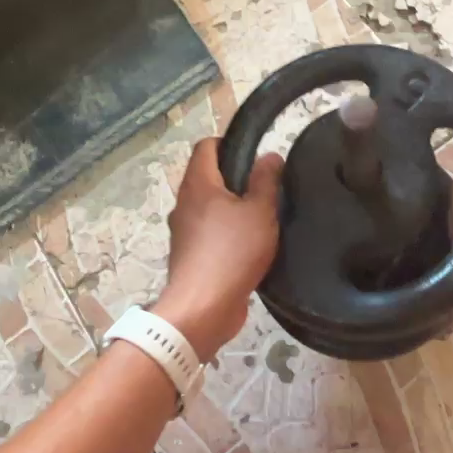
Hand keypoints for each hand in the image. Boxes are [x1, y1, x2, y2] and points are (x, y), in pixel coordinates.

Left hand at [153, 138, 283, 358]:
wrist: (202, 309)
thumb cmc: (232, 252)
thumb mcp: (259, 212)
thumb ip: (266, 181)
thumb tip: (270, 156)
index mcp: (198, 184)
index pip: (206, 146)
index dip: (229, 144)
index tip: (255, 155)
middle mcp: (184, 203)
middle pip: (208, 176)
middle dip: (235, 178)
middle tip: (266, 187)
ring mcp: (183, 231)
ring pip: (208, 207)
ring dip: (231, 208)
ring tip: (262, 216)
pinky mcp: (188, 256)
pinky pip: (208, 232)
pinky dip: (226, 232)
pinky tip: (250, 245)